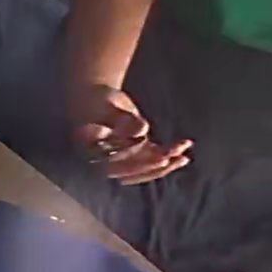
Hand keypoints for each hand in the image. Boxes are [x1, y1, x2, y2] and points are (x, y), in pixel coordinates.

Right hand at [69, 83, 190, 184]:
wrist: (96, 98)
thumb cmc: (96, 101)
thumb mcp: (107, 107)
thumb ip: (122, 119)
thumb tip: (142, 131)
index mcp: (88, 151)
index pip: (105, 163)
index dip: (124, 157)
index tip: (141, 140)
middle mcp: (100, 159)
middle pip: (123, 172)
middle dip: (146, 167)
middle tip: (165, 159)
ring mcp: (119, 156)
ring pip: (139, 170)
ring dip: (161, 166)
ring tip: (182, 157)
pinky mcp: (135, 151)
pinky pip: (151, 160)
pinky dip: (168, 156)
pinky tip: (183, 146)